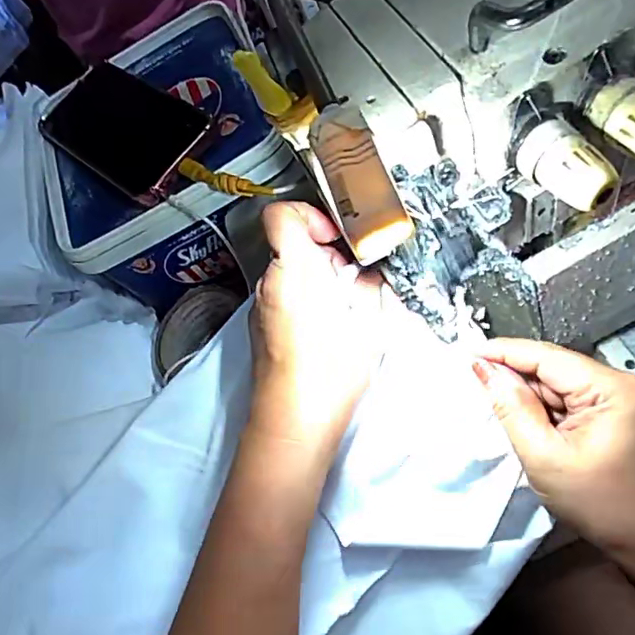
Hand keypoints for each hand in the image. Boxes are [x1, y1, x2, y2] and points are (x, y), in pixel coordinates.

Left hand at [248, 201, 391, 450]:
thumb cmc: (328, 375)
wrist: (294, 420)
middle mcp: (270, 284)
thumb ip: (371, 289)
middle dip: (325, 254)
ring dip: (317, 280)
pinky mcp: (263, 329)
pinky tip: (331, 328)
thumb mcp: (370, 326)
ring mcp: (262, 307)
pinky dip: (306, 301)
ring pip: (289, 274)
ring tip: (347, 307)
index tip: (336, 235)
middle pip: (291, 245)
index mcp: (294, 270)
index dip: (310, 215)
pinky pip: (284, 299)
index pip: (283, 214)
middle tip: (353, 277)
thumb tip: (371, 278)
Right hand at [472, 338, 634, 578]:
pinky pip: (579, 402)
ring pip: (566, 387)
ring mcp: (632, 399)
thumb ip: (514, 409)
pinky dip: (553, 412)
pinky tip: (533, 426)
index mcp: (615, 388)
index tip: (470, 352)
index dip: (506, 352)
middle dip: (518, 379)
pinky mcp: (629, 415)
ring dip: (534, 399)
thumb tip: (487, 371)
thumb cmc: (606, 507)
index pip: (548, 356)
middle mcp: (629, 383)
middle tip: (476, 386)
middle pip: (558, 370)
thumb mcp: (546, 458)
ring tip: (501, 412)